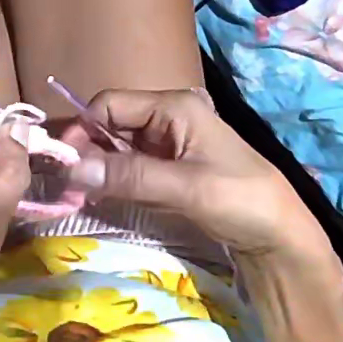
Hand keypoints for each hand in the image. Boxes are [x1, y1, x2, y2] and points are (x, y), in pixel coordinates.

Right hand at [67, 89, 329, 266]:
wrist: (279, 236)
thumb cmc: (240, 200)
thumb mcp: (185, 187)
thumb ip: (129, 176)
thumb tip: (71, 168)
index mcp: (174, 107)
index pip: (110, 105)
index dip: (82, 129)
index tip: (64, 163)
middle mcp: (166, 118)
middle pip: (109, 123)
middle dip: (85, 149)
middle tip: (64, 182)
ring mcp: (167, 144)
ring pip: (116, 146)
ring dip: (96, 166)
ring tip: (75, 191)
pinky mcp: (167, 168)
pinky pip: (128, 166)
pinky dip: (111, 178)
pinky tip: (97, 194)